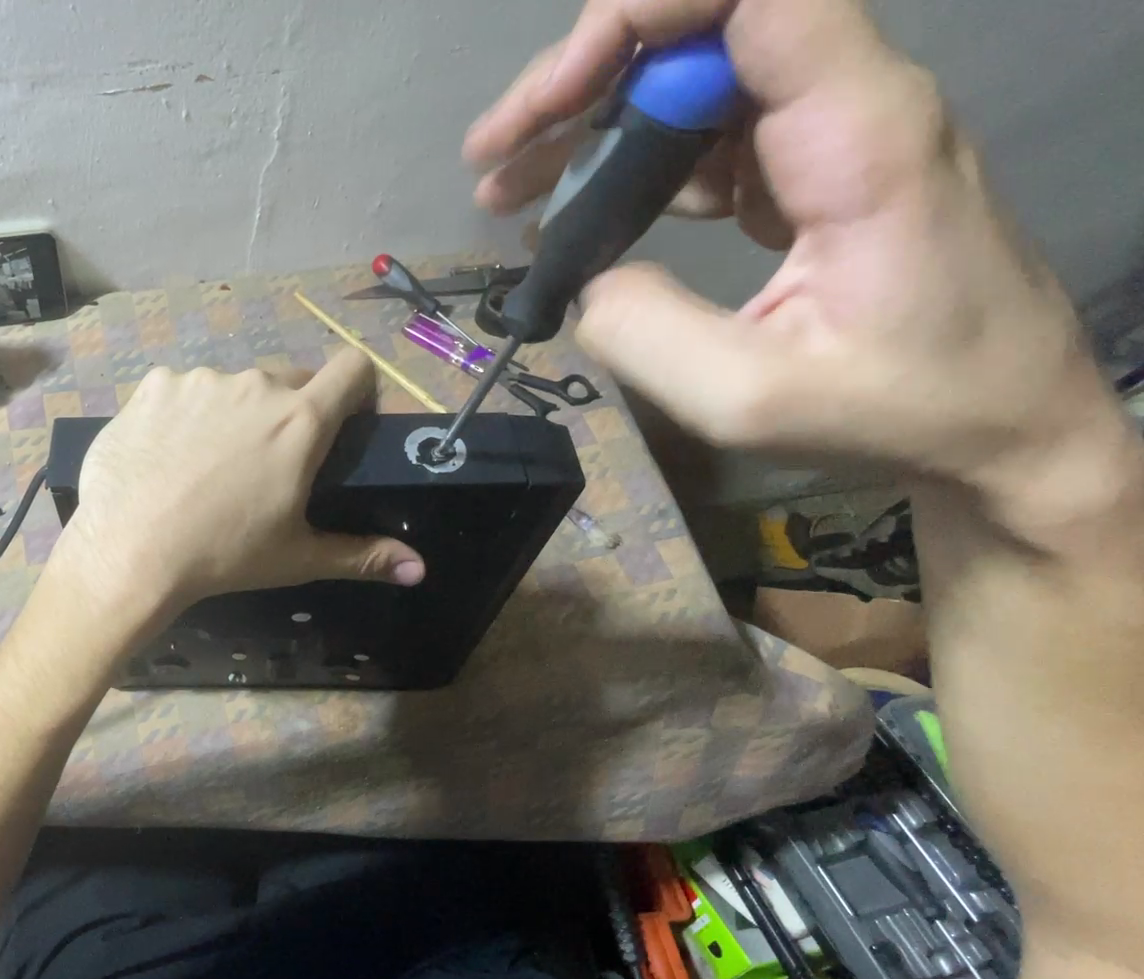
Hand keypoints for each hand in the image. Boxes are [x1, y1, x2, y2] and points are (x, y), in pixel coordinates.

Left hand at [52, 354, 424, 618]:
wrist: (128, 552)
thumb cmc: (223, 556)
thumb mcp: (297, 558)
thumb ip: (363, 555)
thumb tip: (420, 569)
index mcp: (301, 420)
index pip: (353, 369)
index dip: (356, 390)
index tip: (343, 421)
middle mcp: (256, 385)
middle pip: (289, 381)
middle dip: (288, 413)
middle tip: (264, 464)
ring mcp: (201, 380)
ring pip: (233, 387)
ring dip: (231, 413)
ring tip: (204, 466)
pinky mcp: (154, 385)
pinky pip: (182, 389)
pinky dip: (182, 413)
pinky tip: (165, 454)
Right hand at [465, 0, 1135, 538]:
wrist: (1002, 424)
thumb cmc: (897, 411)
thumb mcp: (748, 399)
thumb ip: (644, 334)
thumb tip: (580, 280)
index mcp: (857, 135)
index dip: (640, 15)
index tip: (555, 100)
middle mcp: (842, 108)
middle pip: (702, 30)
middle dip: (579, 78)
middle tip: (488, 157)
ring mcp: (819, 138)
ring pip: (686, 83)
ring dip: (583, 128)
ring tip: (500, 190)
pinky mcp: (799, 173)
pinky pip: (696, 139)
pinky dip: (619, 168)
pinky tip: (563, 217)